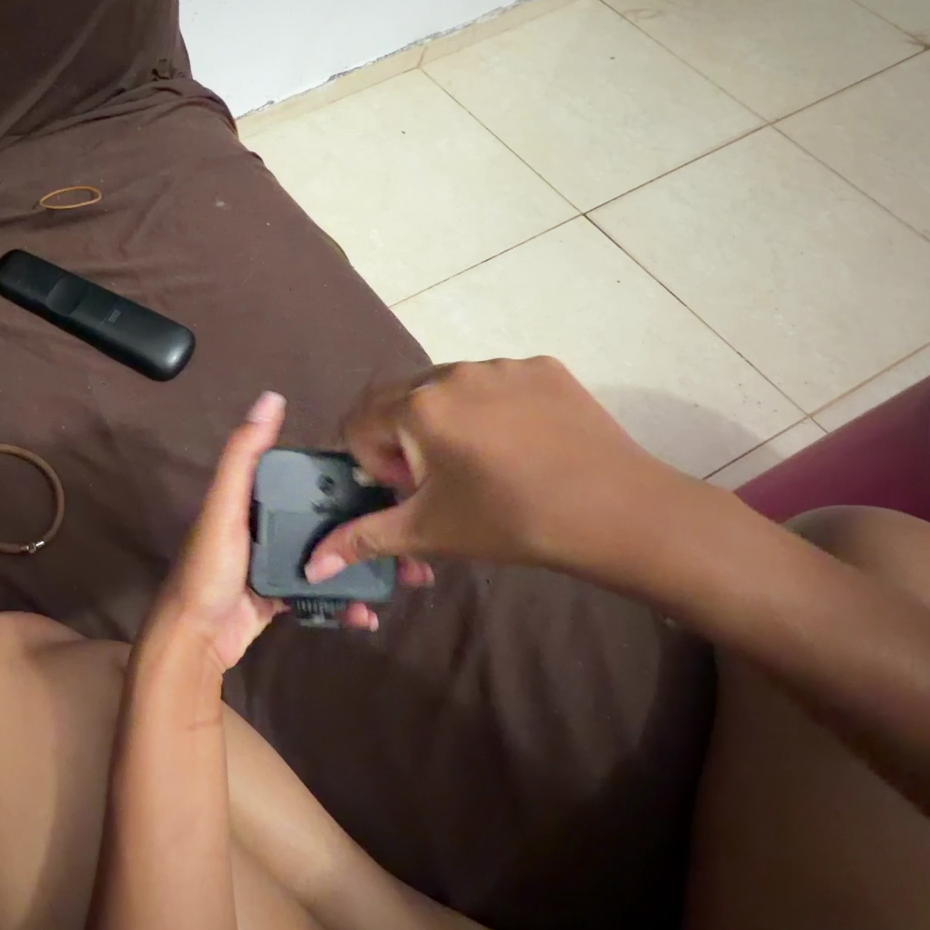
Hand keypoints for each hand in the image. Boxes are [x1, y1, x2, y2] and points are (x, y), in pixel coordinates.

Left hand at [147, 391, 378, 672]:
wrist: (195, 637)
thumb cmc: (209, 568)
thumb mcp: (224, 507)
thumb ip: (243, 456)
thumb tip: (270, 398)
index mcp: (255, 499)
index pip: (310, 480)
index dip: (350, 481)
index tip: (395, 484)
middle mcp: (268, 526)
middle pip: (328, 521)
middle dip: (369, 530)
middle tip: (409, 543)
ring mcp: (277, 563)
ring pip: (331, 558)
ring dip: (365, 567)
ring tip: (404, 579)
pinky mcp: (282, 596)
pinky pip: (322, 594)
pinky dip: (345, 602)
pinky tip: (366, 614)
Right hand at [304, 358, 701, 584]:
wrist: (619, 513)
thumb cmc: (510, 522)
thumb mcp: (428, 532)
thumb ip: (362, 539)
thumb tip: (310, 564)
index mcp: (418, 405)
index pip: (358, 422)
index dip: (373, 462)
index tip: (409, 491)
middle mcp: (452, 371)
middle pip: (399, 401)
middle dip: (404, 440)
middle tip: (440, 482)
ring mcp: (502, 364)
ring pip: (446, 390)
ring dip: (444, 424)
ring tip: (485, 466)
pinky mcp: (543, 367)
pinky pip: (493, 384)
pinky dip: (490, 411)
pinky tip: (523, 448)